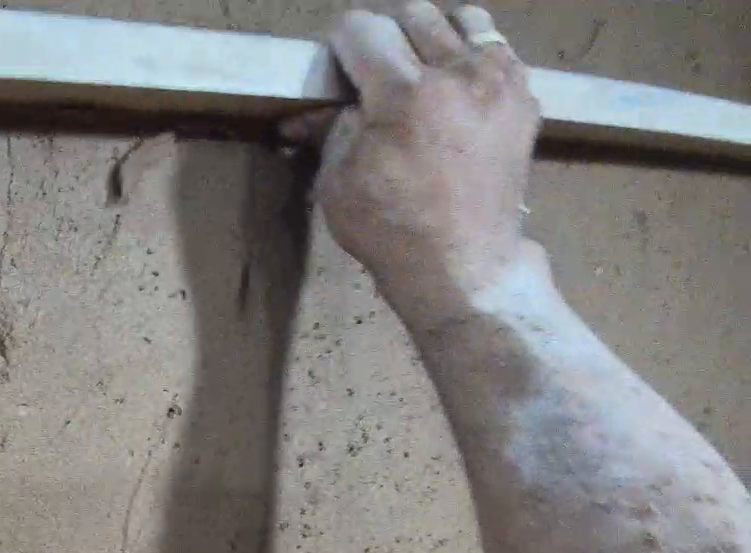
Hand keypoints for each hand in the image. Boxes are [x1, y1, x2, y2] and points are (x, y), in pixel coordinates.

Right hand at [287, 3, 542, 321]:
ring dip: (431, 30)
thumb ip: (330, 134)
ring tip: (412, 58)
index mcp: (403, 94)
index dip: (340, 38)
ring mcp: (499, 79)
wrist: (459, 255)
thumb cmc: (386, 224)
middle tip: (365, 55)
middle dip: (384, 28)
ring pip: (465, 19)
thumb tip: (304, 115)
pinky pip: (496, 49)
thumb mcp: (337, 183)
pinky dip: (468, 51)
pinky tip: (451, 80)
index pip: (365, 34)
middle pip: (416, 15)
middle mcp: (457, 72)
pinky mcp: (523, 94)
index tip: (330, 51)